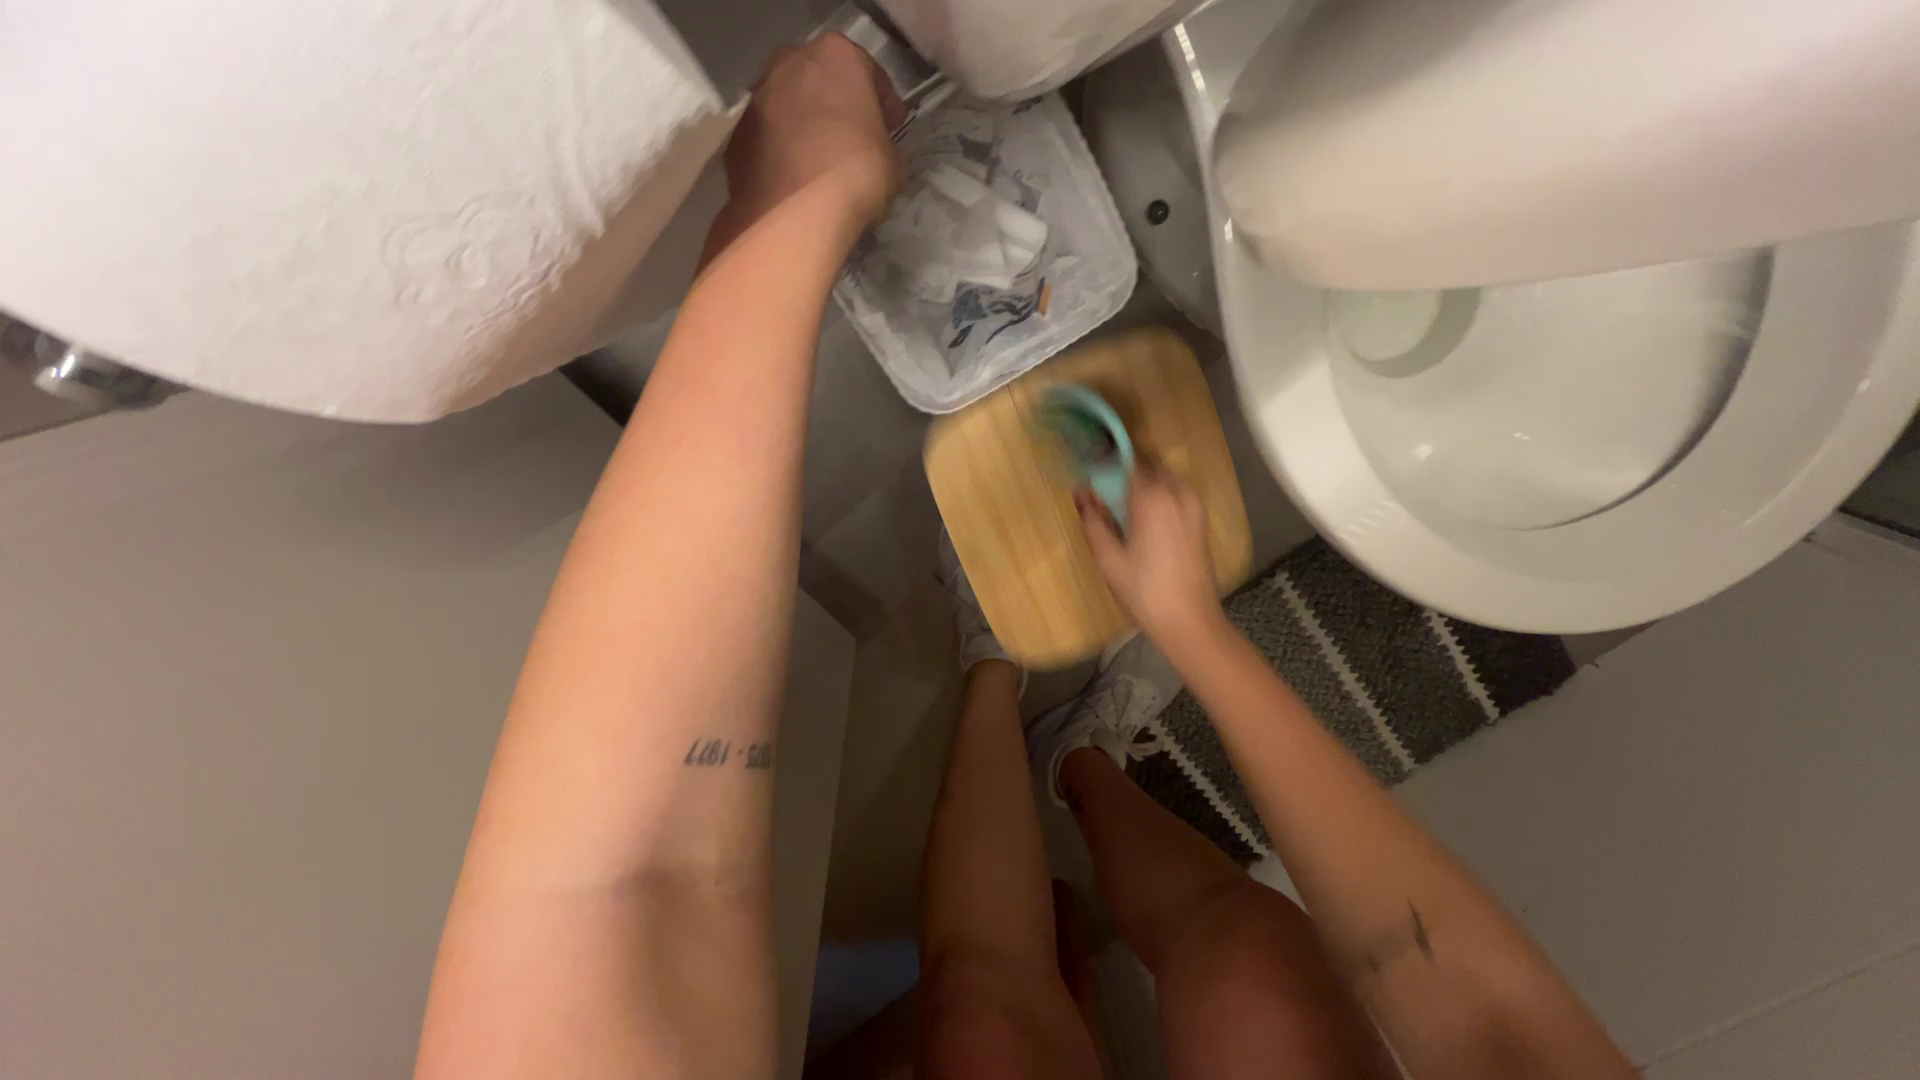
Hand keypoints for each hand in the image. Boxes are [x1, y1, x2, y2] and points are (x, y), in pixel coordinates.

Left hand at [713, 34, 906, 246]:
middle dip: (835, 106)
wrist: (794, 213)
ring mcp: (756, 97)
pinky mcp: (736, 135)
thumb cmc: (855, 173)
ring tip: (818, 165)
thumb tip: (878, 153)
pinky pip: (767, 138)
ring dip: (803, 127)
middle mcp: (789, 62)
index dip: (882, 104)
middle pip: (819, 80)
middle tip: (850, 142)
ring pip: (788, 106)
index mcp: (836, 55)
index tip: (890, 128)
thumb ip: (884, 143)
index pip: (868, 71)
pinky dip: (780, 152)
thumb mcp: (893, 161)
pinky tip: (794, 181)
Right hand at [1077, 468, 1222, 639]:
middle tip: (1107, 485)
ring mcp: (1194, 506)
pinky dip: (1162, 494)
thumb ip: (1093, 520)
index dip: (1109, 459)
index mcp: (1151, 497)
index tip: (1092, 466)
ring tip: (1125, 501)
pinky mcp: (1202, 521)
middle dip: (1129, 467)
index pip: (1128, 460)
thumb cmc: (1143, 590)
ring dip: (1147, 480)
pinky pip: (1178, 493)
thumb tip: (1080, 493)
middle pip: (1151, 463)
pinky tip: (1146, 517)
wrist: (1189, 620)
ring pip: (1167, 477)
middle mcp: (1177, 492)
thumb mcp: (1108, 558)